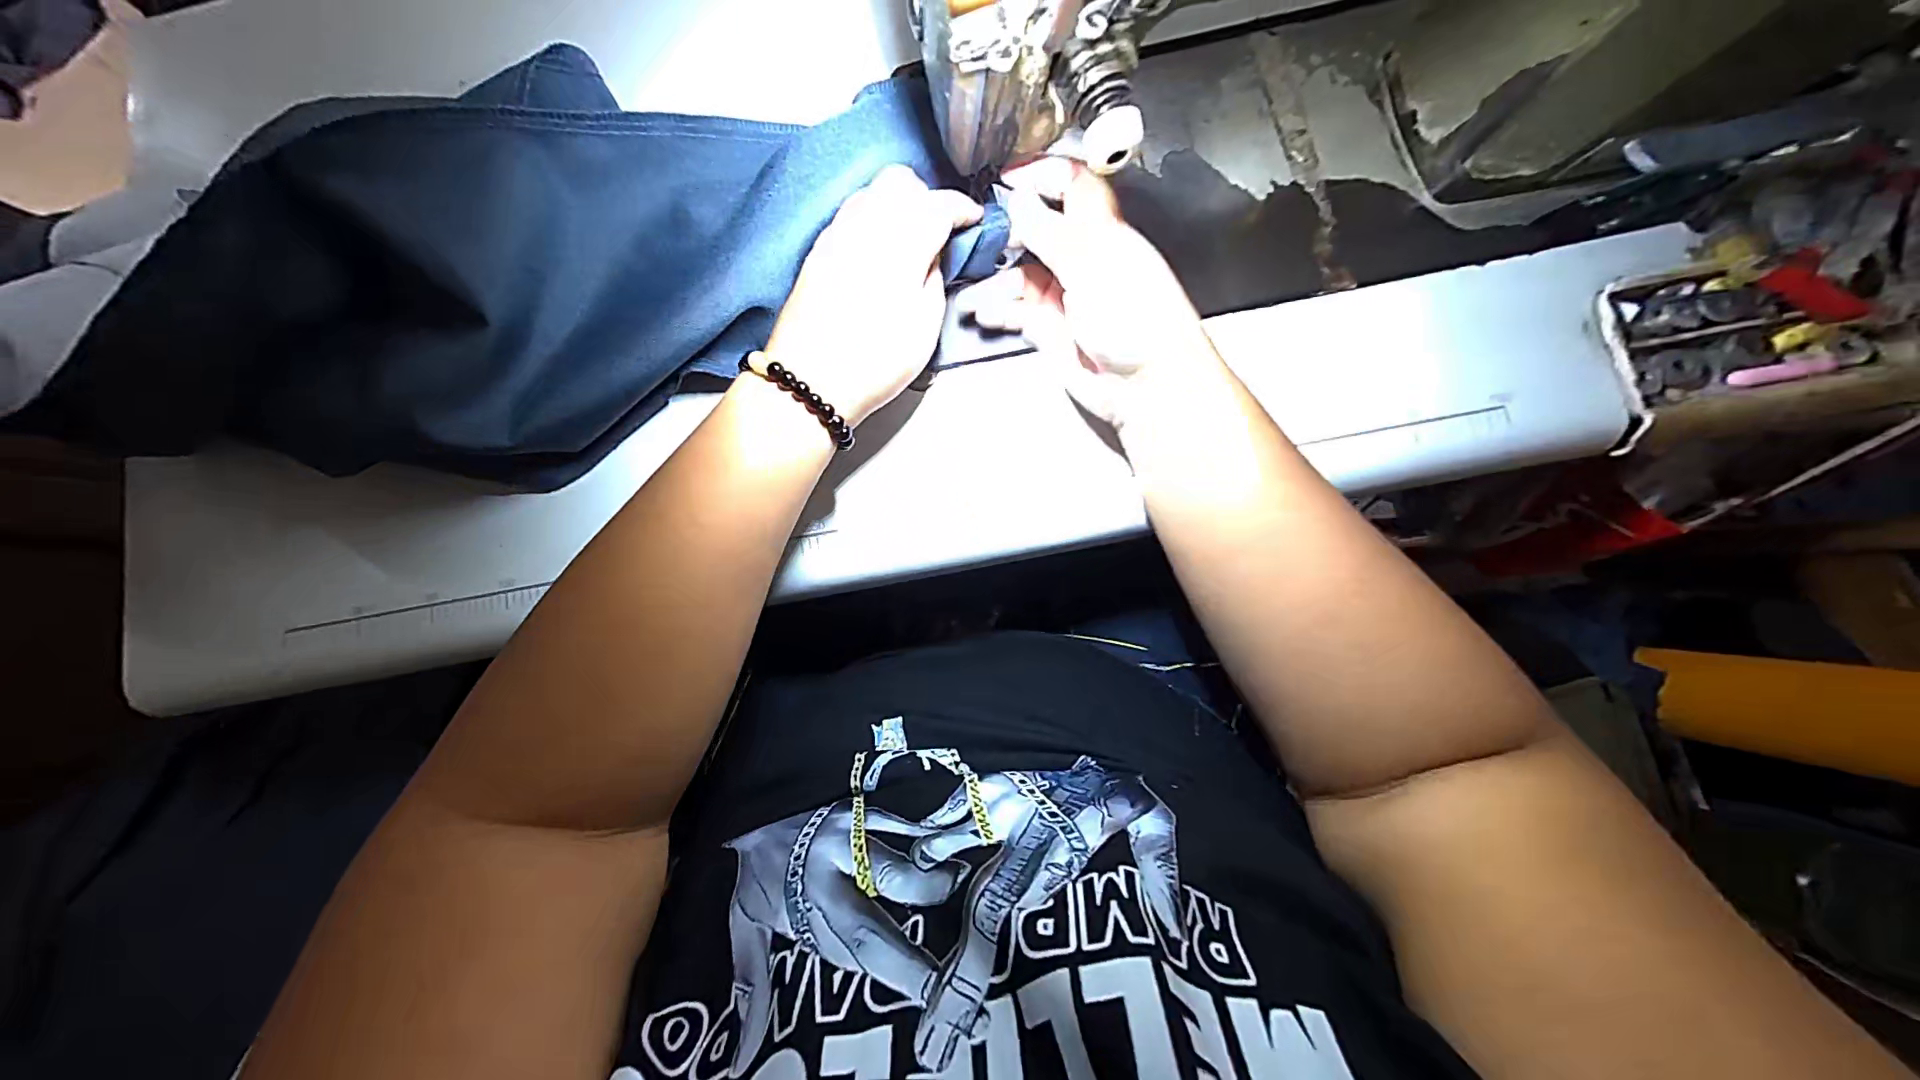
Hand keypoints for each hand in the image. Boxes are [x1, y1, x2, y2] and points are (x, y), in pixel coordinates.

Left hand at [762, 165, 982, 426]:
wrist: (810, 382)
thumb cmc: (869, 364)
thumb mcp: (924, 326)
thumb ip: (934, 278)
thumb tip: (934, 257)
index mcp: (900, 245)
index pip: (938, 205)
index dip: (961, 208)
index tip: (971, 219)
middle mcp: (864, 229)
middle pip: (900, 183)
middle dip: (926, 197)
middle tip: (941, 227)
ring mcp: (835, 237)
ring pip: (870, 193)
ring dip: (896, 205)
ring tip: (910, 238)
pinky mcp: (816, 253)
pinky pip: (848, 216)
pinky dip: (870, 220)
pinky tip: (879, 251)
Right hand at [967, 159, 1226, 432]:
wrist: (1147, 385)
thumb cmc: (1144, 324)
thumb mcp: (1091, 262)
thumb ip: (1051, 231)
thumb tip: (1022, 201)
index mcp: (1104, 231)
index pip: (1071, 185)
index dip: (1040, 174)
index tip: (1008, 177)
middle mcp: (1084, 260)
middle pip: (1038, 230)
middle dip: (1007, 229)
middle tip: (984, 233)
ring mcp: (1067, 296)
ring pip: (1021, 274)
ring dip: (994, 276)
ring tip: (972, 279)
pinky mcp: (1054, 330)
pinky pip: (1017, 313)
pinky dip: (998, 310)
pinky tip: (985, 310)